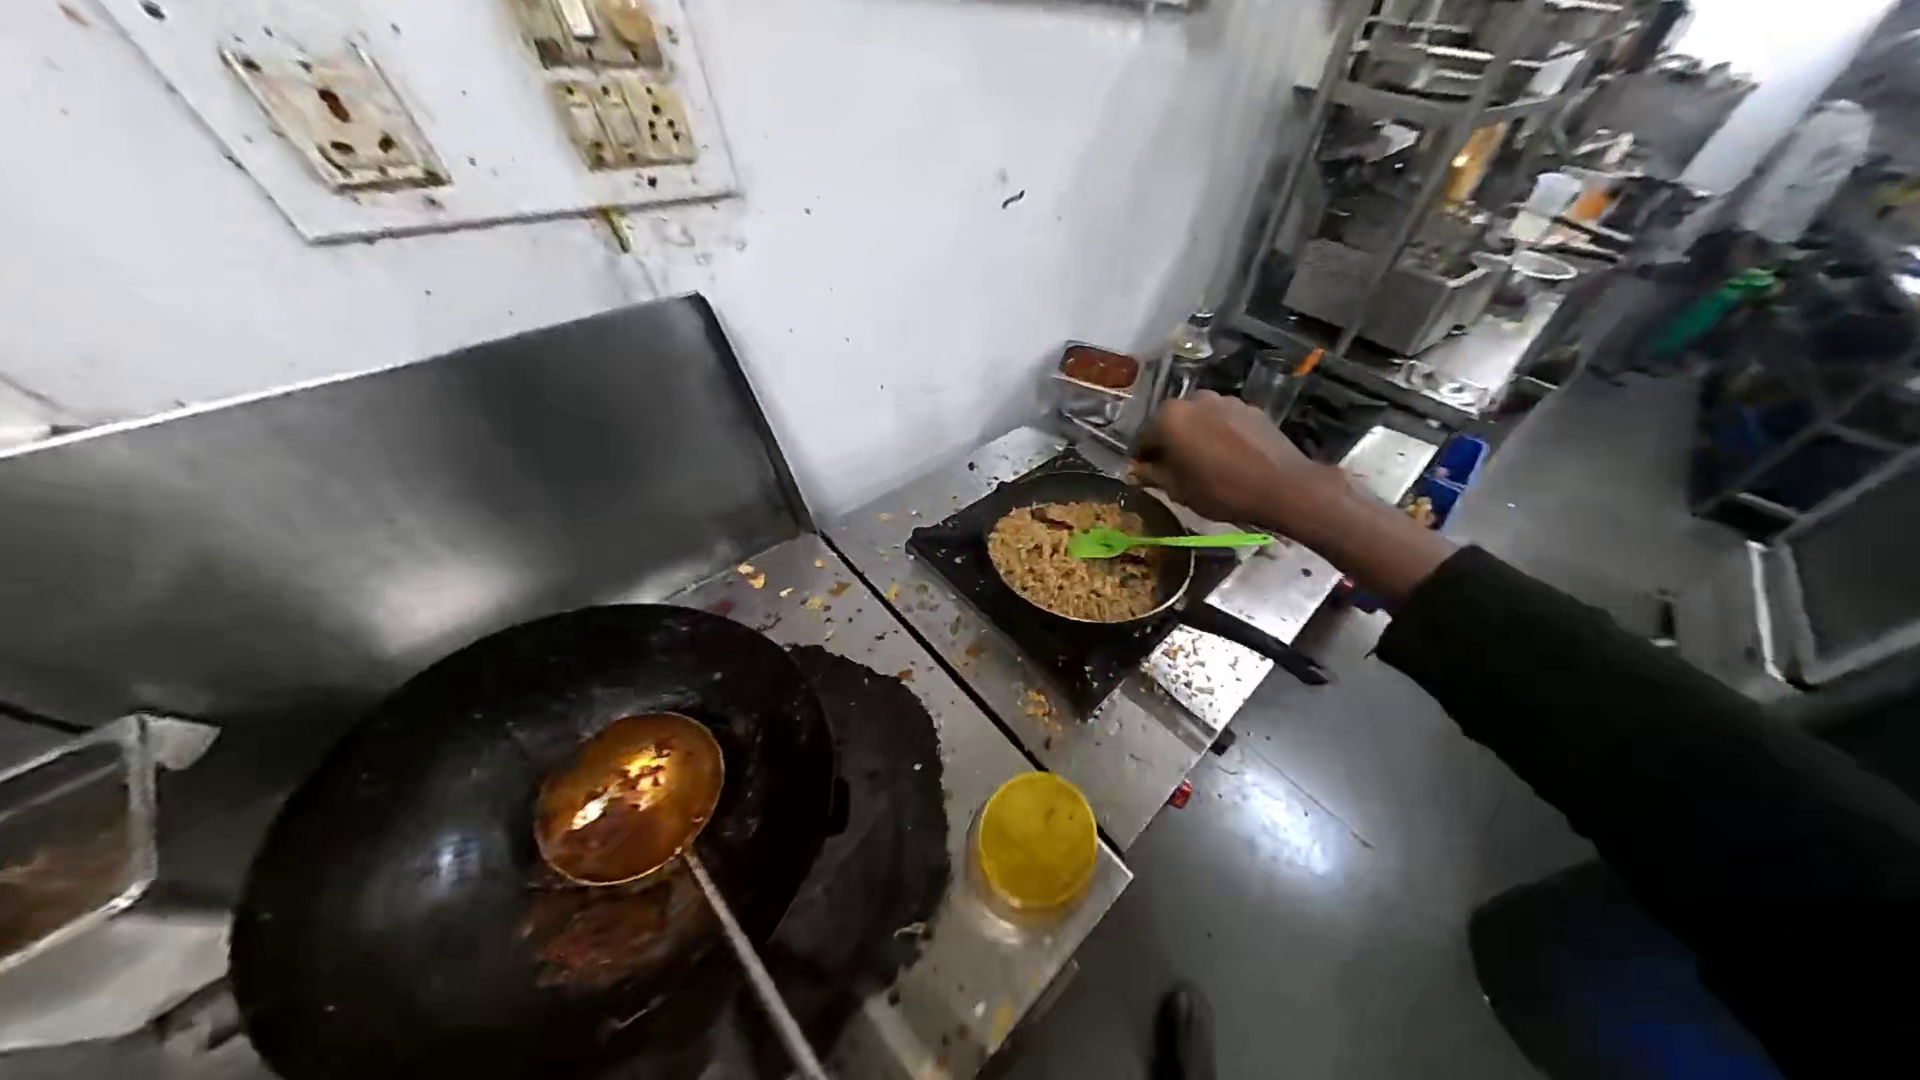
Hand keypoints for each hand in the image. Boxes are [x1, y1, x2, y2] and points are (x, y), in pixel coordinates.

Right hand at [1132, 391, 1336, 530]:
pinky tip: (1229, 456)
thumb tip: (1136, 471)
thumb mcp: (1178, 490)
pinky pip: (1224, 420)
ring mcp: (1225, 401)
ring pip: (1199, 418)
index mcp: (1168, 418)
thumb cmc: (1220, 490)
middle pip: (1171, 421)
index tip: (1148, 473)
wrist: (1282, 486)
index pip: (1142, 437)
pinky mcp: (1250, 408)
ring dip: (1195, 434)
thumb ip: (1152, 475)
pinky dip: (1219, 433)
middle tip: (1175, 467)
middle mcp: (1194, 400)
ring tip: (1205, 460)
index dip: (1143, 457)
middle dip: (1170, 441)